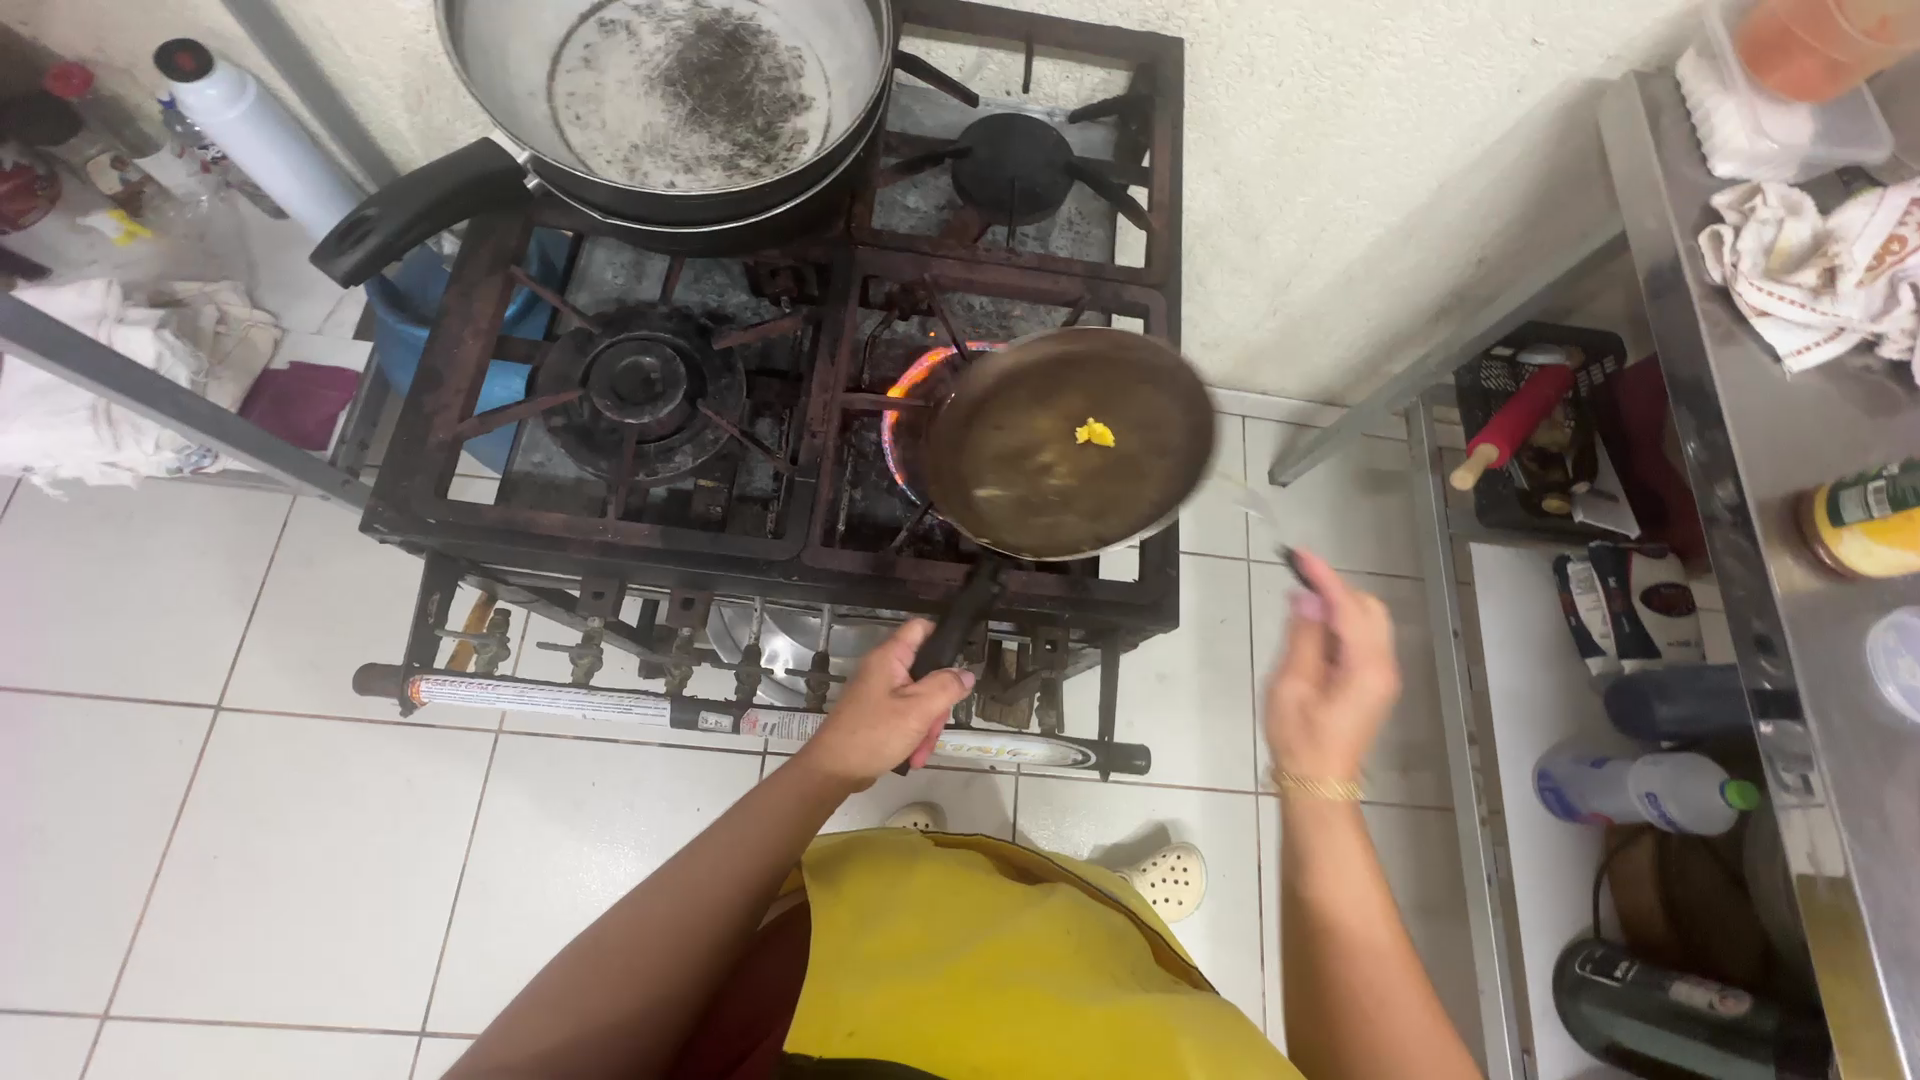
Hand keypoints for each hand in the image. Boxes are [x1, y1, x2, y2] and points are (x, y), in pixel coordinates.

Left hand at [792, 618, 976, 790]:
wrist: (833, 771)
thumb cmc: (874, 734)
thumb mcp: (918, 709)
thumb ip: (946, 687)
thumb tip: (966, 674)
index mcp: (889, 658)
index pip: (920, 628)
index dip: (942, 635)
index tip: (962, 657)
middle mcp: (883, 670)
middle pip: (926, 672)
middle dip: (938, 701)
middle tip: (937, 723)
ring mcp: (879, 693)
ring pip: (919, 699)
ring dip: (927, 726)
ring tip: (921, 751)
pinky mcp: (877, 714)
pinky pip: (906, 717)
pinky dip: (914, 735)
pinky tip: (913, 757)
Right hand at [1263, 549, 1400, 783]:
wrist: (1319, 782)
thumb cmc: (1300, 738)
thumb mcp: (1291, 686)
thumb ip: (1303, 639)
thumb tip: (1306, 600)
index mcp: (1366, 667)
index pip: (1348, 608)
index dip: (1324, 578)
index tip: (1300, 555)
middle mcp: (1383, 666)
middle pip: (1368, 609)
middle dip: (1335, 590)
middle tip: (1297, 584)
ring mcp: (1381, 675)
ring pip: (1367, 622)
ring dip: (1337, 607)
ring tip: (1300, 606)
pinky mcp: (1372, 682)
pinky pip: (1361, 639)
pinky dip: (1340, 624)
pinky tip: (1312, 628)